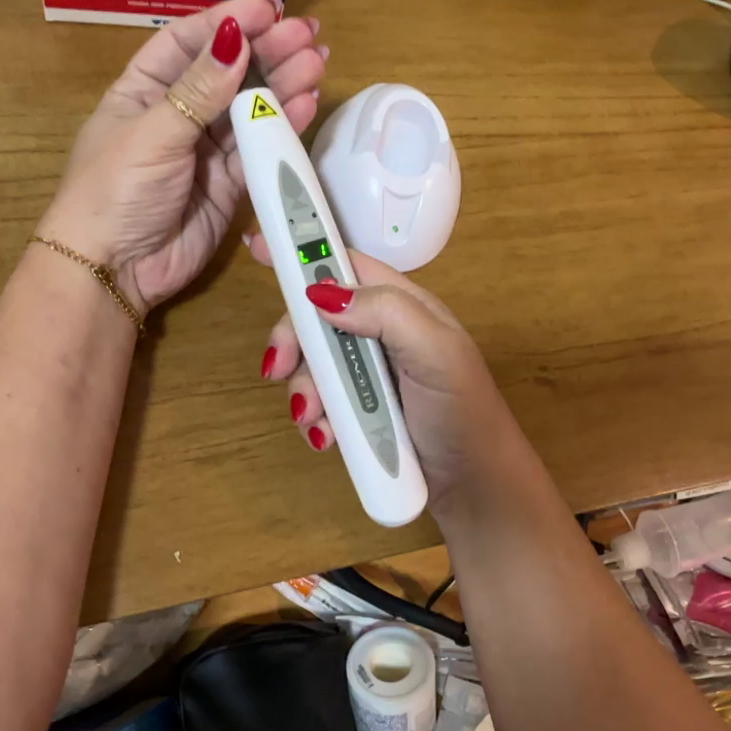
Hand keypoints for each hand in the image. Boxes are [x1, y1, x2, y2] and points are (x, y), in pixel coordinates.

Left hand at [38, 0, 326, 310]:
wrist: (113, 270)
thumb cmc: (115, 190)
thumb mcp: (152, 132)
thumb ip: (199, 90)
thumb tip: (236, 37)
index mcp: (144, 89)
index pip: (189, 42)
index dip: (228, 22)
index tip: (268, 8)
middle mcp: (178, 113)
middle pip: (229, 72)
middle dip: (267, 50)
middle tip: (308, 34)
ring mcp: (207, 150)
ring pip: (251, 109)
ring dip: (284, 85)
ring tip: (317, 63)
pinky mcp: (231, 185)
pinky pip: (260, 150)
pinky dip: (283, 128)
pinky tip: (307, 104)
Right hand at [249, 237, 525, 506]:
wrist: (473, 486)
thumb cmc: (463, 412)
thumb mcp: (435, 353)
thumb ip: (386, 313)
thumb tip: (321, 293)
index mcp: (402, 306)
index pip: (346, 266)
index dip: (305, 253)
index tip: (257, 245)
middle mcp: (380, 333)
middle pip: (316, 317)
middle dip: (293, 341)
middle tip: (276, 370)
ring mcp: (367, 374)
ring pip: (311, 364)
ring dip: (302, 389)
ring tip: (313, 420)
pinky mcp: (358, 411)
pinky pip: (319, 402)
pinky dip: (314, 418)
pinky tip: (324, 438)